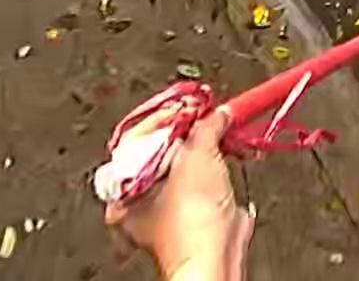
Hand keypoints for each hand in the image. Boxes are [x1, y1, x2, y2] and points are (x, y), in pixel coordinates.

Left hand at [104, 109, 253, 279]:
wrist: (216, 257)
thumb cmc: (191, 219)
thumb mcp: (198, 152)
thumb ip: (207, 123)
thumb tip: (218, 112)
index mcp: (127, 187)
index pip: (142, 135)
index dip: (168, 115)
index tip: (188, 102)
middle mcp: (143, 198)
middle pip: (167, 144)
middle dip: (192, 127)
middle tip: (207, 113)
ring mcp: (169, 205)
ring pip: (188, 159)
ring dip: (209, 142)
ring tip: (223, 129)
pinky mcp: (196, 211)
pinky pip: (205, 174)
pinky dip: (219, 161)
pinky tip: (231, 149)